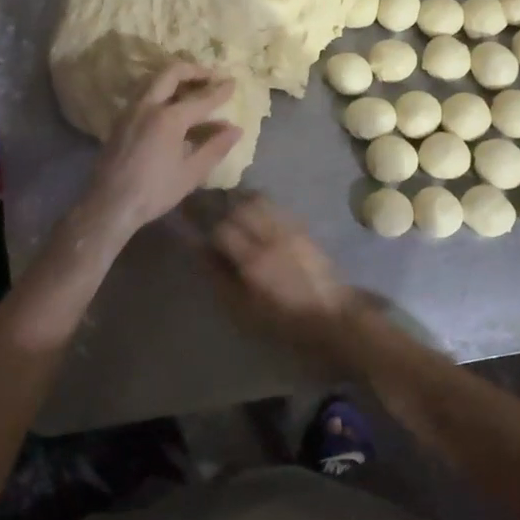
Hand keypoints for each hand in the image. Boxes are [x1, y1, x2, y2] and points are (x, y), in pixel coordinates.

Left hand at [79, 62, 242, 236]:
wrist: (110, 203)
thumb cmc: (155, 191)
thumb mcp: (192, 173)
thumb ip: (215, 147)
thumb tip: (236, 129)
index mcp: (168, 118)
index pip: (201, 99)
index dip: (220, 91)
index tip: (233, 83)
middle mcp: (147, 105)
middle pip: (171, 73)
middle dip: (193, 70)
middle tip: (210, 76)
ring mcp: (130, 110)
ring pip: (153, 81)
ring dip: (173, 78)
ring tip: (191, 87)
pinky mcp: (119, 120)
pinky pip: (142, 94)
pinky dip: (159, 91)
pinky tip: (168, 105)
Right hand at [204, 194, 358, 358]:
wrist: (335, 319)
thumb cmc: (285, 322)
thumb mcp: (244, 311)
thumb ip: (219, 278)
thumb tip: (198, 250)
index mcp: (253, 260)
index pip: (220, 227)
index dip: (199, 219)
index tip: (184, 216)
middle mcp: (270, 236)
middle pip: (237, 205)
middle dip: (214, 201)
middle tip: (198, 203)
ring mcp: (288, 229)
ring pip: (256, 198)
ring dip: (235, 197)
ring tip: (221, 202)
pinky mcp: (301, 228)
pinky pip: (273, 204)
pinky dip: (255, 201)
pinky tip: (248, 209)